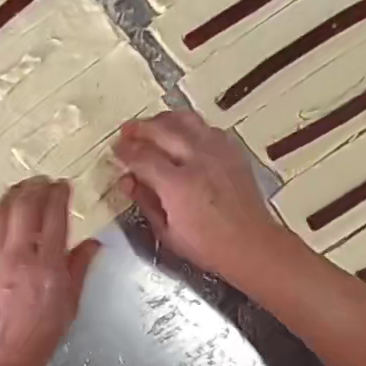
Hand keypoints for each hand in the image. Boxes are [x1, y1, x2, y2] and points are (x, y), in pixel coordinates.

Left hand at [0, 178, 99, 365]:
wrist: (4, 353)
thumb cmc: (42, 333)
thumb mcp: (70, 302)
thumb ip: (79, 267)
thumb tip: (92, 243)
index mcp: (47, 264)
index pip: (54, 215)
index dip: (59, 195)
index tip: (64, 186)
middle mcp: (19, 256)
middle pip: (25, 206)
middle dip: (36, 187)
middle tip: (44, 181)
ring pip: (1, 213)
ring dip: (13, 195)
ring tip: (23, 189)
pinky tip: (5, 214)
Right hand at [114, 110, 290, 281]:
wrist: (250, 243)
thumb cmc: (206, 245)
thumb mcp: (166, 231)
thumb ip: (145, 201)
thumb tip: (128, 181)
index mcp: (178, 185)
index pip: (143, 157)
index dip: (125, 151)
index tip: (115, 150)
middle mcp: (198, 161)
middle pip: (162, 130)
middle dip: (140, 129)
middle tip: (127, 132)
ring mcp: (218, 153)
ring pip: (186, 120)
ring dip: (164, 120)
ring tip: (151, 125)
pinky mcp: (232, 152)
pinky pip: (206, 127)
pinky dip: (188, 126)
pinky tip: (181, 133)